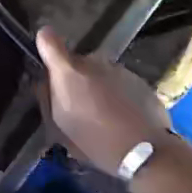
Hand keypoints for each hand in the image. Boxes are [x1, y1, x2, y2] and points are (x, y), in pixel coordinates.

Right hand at [36, 26, 174, 168]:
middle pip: (77, 62)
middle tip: (79, 103)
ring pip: (100, 72)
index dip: (45, 43)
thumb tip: (44, 81)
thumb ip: (46, 97)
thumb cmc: (93, 140)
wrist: (146, 152)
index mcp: (67, 72)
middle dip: (75, 76)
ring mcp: (120, 69)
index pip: (48, 40)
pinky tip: (123, 116)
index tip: (45, 52)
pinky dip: (118, 94)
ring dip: (98, 85)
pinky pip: (120, 82)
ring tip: (104, 113)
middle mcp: (93, 62)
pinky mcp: (141, 80)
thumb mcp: (58, 125)